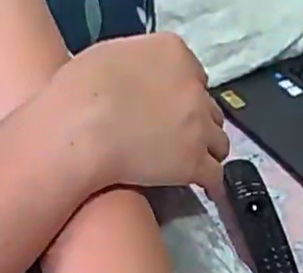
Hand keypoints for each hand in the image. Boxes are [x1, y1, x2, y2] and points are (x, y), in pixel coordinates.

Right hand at [44, 33, 229, 192]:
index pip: (196, 78)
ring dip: (208, 154)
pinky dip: (212, 184)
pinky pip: (215, 176)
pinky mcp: (194, 162)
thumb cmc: (83, 90)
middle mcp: (193, 87)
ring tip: (193, 166)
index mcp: (175, 53)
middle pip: (211, 111)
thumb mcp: (115, 57)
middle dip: (199, 126)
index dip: (186, 99)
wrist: (83, 127)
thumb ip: (142, 68)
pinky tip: (206, 189)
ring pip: (219, 144)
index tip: (175, 114)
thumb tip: (141, 86)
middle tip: (183, 142)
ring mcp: (197, 126)